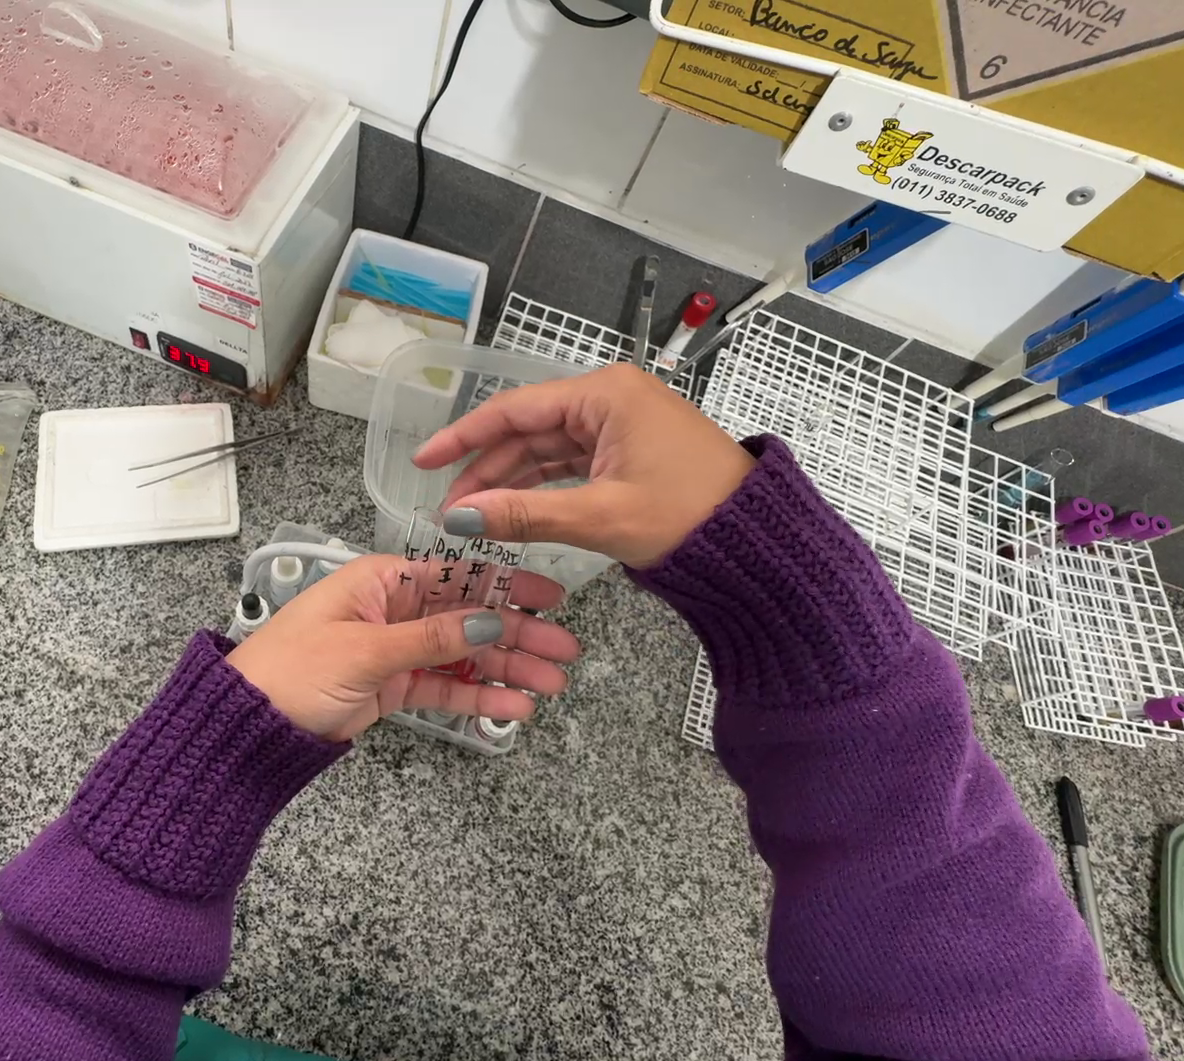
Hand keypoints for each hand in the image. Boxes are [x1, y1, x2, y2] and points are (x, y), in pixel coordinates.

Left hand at [226, 555, 580, 741]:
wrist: (248, 725)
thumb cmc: (290, 670)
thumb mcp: (364, 649)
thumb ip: (430, 637)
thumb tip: (488, 621)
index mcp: (381, 580)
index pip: (456, 575)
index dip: (506, 585)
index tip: (548, 597)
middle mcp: (394, 609)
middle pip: (469, 616)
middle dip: (518, 633)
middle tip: (564, 651)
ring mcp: (397, 648)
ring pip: (464, 653)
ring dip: (507, 668)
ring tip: (551, 684)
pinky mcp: (394, 685)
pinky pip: (445, 684)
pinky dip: (477, 695)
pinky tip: (512, 706)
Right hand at [412, 364, 755, 568]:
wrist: (760, 542)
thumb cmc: (688, 516)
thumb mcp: (599, 515)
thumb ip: (523, 513)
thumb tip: (459, 517)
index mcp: (604, 395)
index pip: (514, 409)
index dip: (463, 436)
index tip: (423, 459)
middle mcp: (608, 399)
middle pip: (527, 430)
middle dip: (486, 470)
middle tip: (450, 508)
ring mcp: (619, 425)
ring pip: (547, 450)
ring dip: (511, 482)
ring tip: (473, 516)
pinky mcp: (627, 451)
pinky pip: (570, 464)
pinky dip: (541, 488)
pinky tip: (513, 510)